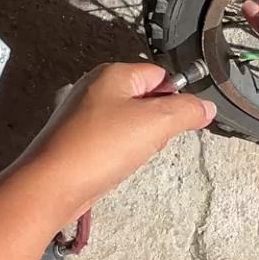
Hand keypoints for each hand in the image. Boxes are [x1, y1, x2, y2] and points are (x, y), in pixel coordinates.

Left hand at [0, 62, 216, 228]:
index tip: (184, 120)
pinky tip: (117, 165)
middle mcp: (96, 88)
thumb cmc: (98, 148)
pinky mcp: (78, 139)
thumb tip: (206, 107)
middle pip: (147, 98)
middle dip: (158, 122)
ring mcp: (84, 114)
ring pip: (131, 121)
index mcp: (113, 74)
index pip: (161, 75)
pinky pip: (113, 139)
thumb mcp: (155, 124)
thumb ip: (186, 111)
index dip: (177, 97)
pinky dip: (121, 152)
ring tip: (130, 155)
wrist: (52, 185)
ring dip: (140, 139)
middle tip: (151, 140)